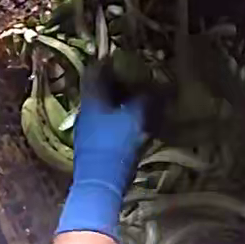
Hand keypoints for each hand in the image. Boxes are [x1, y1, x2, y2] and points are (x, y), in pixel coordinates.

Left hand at [55, 70, 144, 240]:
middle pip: (99, 88)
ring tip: (139, 101)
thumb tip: (159, 85)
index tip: (127, 58)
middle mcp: (85, 110)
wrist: (99, 185)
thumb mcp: (136, 118)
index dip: (110, 60)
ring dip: (119, 102)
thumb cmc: (116, 145)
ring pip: (102, 106)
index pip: (96, 69)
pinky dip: (118, 119)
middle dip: (118, 82)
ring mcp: (86, 129)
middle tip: (138, 78)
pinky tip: (132, 124)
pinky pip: (105, 123)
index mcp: (92, 98)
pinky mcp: (91, 145)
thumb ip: (147, 99)